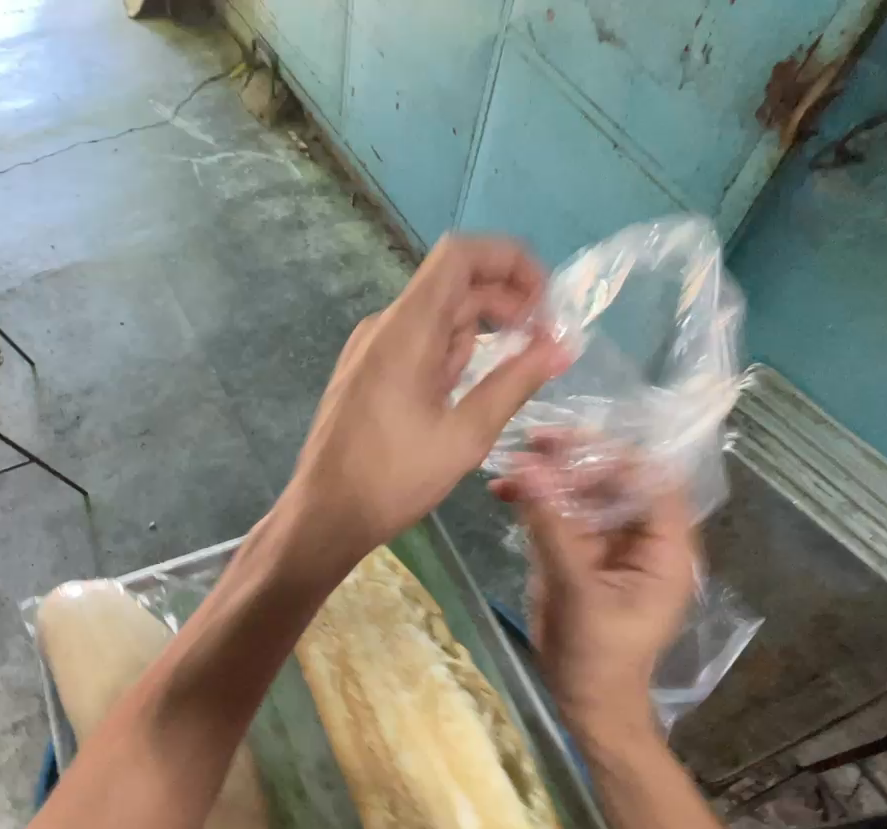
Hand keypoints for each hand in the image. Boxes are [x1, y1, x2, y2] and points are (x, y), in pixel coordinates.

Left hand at [279, 235, 571, 567]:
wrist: (324, 515)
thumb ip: (515, 383)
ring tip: (505, 378)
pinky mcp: (363, 371)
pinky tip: (462, 394)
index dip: (511, 262)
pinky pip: (415, 343)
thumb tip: (563, 346)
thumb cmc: (394, 479)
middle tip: (543, 344)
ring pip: (435, 316)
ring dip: (478, 335)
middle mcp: (383, 326)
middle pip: (453, 284)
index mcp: (406, 329)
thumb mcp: (466, 436)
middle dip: (505, 303)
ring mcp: (369, 348)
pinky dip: (448, 354)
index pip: (461, 255)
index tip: (545, 301)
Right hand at [492, 438, 697, 751]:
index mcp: (664, 548)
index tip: (566, 444)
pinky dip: (533, 503)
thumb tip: (526, 470)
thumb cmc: (599, 654)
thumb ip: (552, 527)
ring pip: (581, 496)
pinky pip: (558, 518)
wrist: (586, 702)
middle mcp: (640, 540)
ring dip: (546, 478)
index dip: (613, 456)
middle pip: (613, 481)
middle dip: (572, 460)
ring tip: (508, 465)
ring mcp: (606, 547)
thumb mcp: (578, 590)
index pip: (651, 481)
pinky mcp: (577, 558)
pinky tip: (503, 493)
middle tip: (530, 442)